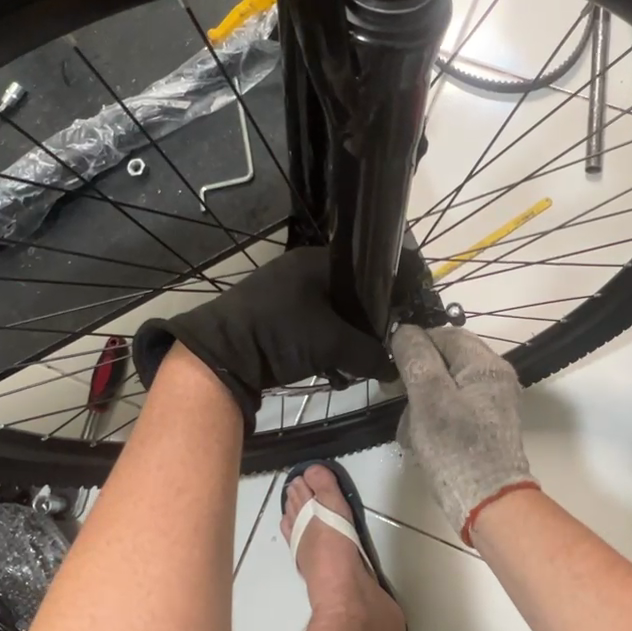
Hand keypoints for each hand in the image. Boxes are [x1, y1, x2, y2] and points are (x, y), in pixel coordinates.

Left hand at [133, 247, 392, 424]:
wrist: (221, 355)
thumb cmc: (279, 333)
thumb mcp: (331, 343)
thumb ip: (368, 354)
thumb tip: (393, 369)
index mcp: (318, 261)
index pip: (368, 265)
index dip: (392, 286)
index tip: (410, 309)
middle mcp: (302, 271)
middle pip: (352, 291)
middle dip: (370, 319)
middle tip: (388, 340)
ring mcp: (286, 294)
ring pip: (333, 312)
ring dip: (348, 337)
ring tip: (362, 362)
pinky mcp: (275, 318)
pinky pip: (314, 327)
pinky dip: (327, 345)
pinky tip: (336, 369)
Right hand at [391, 325, 536, 542]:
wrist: (487, 503)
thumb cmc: (456, 447)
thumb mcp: (429, 397)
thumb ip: (416, 358)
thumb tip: (405, 331)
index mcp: (486, 365)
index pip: (446, 335)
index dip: (416, 344)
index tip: (393, 366)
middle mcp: (494, 380)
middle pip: (445, 363)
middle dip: (417, 380)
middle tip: (395, 397)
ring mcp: (490, 406)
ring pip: (444, 390)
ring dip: (420, 405)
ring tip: (410, 430)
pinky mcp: (483, 429)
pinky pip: (451, 413)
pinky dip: (432, 423)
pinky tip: (419, 441)